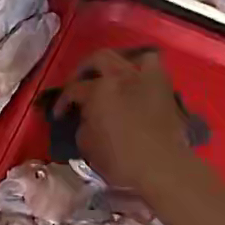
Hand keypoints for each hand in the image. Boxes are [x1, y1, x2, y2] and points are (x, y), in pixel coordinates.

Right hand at [53, 49, 196, 193]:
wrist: (162, 167)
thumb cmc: (121, 160)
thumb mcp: (87, 146)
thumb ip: (83, 125)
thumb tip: (87, 118)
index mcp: (98, 91)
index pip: (73, 89)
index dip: (62, 102)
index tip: (59, 115)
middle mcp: (121, 77)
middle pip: (97, 59)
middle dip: (83, 70)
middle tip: (78, 85)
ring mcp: (145, 78)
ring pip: (128, 56)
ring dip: (115, 64)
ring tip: (110, 77)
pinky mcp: (164, 87)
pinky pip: (153, 66)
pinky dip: (142, 69)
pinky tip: (136, 82)